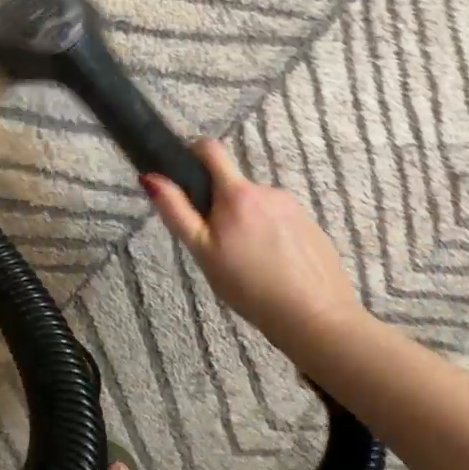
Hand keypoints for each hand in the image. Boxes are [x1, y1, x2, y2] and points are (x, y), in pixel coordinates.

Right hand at [142, 140, 363, 348]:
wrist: (318, 320)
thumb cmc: (249, 286)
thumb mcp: (202, 251)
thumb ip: (176, 211)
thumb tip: (150, 177)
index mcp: (237, 193)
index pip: (211, 149)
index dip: (192, 153)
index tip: (184, 176)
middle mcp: (268, 191)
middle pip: (233, 184)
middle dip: (219, 204)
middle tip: (216, 244)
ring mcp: (295, 208)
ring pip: (257, 205)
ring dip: (245, 221)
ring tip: (247, 262)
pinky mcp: (314, 227)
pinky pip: (280, 220)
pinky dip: (270, 235)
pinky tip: (272, 267)